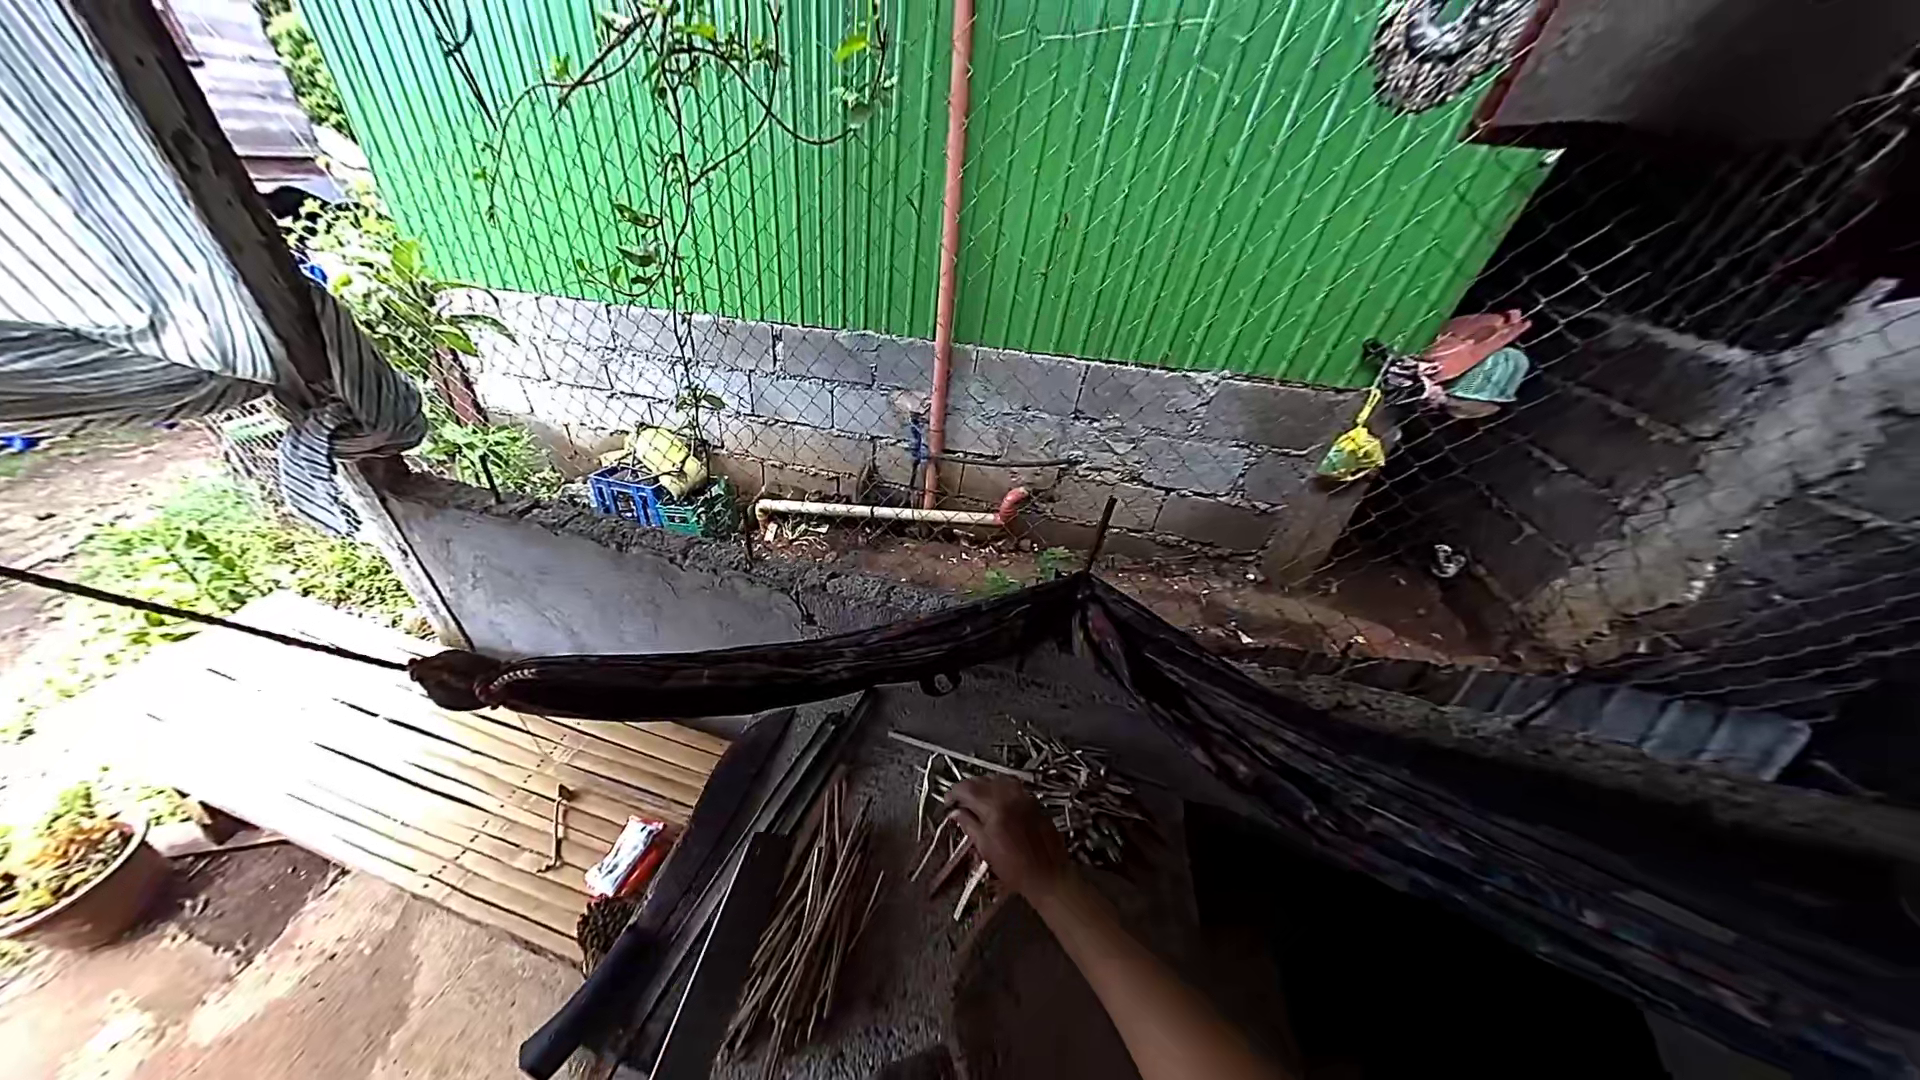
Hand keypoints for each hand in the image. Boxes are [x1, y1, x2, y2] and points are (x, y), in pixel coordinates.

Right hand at [944, 776, 1071, 899]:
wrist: (1048, 874)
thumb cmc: (1015, 868)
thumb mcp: (985, 848)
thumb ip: (969, 825)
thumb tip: (956, 813)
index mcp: (994, 807)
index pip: (967, 788)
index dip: (954, 792)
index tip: (948, 802)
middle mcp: (1009, 795)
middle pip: (981, 780)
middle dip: (967, 788)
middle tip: (959, 802)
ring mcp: (1023, 795)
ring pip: (996, 778)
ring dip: (983, 785)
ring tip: (976, 799)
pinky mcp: (1032, 799)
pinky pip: (1011, 784)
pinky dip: (999, 787)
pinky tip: (995, 799)